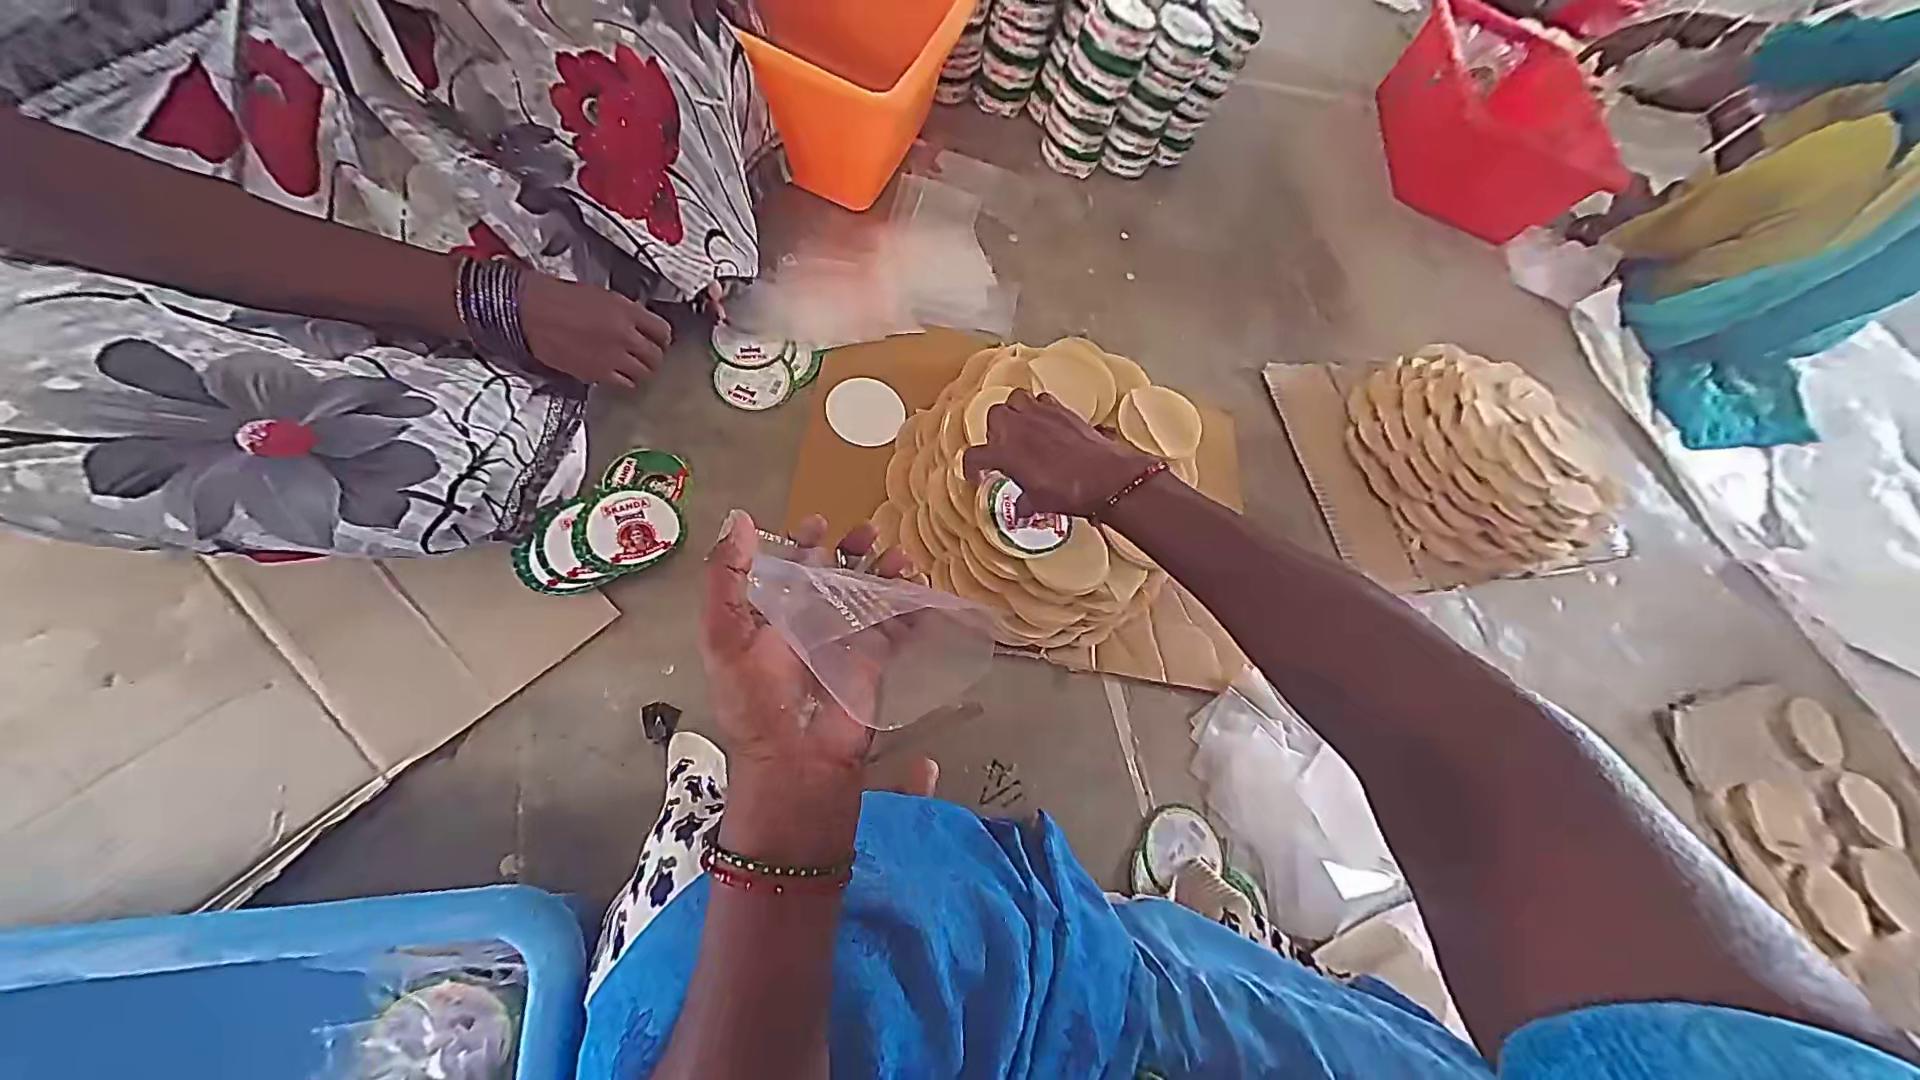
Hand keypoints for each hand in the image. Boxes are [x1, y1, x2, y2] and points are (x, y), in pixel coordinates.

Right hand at [520, 272, 671, 387]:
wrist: (525, 311)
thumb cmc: (555, 298)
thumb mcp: (599, 295)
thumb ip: (626, 311)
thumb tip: (641, 323)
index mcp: (626, 311)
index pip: (663, 331)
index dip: (662, 337)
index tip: (660, 340)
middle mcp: (624, 334)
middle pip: (657, 355)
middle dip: (653, 355)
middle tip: (646, 355)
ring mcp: (613, 356)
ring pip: (645, 372)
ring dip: (641, 370)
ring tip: (632, 365)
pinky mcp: (599, 373)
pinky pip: (626, 383)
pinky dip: (625, 380)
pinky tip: (618, 373)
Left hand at [700, 510, 913, 780]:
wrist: (796, 756)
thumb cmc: (755, 696)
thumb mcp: (724, 634)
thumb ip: (726, 577)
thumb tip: (739, 520)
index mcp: (775, 611)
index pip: (792, 564)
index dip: (805, 540)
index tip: (819, 523)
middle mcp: (811, 619)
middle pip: (838, 570)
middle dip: (854, 546)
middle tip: (868, 532)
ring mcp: (847, 637)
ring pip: (871, 590)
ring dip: (887, 569)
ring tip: (899, 559)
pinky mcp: (876, 657)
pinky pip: (897, 622)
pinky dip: (911, 604)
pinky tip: (917, 589)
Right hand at [962, 389, 1157, 517]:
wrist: (1104, 476)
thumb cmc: (1067, 491)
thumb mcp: (1038, 503)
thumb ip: (1024, 503)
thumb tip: (1021, 510)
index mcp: (1002, 451)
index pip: (974, 456)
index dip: (971, 468)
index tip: (976, 475)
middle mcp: (1016, 427)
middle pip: (993, 417)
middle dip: (995, 431)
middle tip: (1003, 448)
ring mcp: (1039, 413)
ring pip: (1015, 399)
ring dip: (1014, 412)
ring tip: (1021, 429)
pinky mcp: (1061, 409)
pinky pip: (1042, 399)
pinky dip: (1040, 408)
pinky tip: (1046, 424)